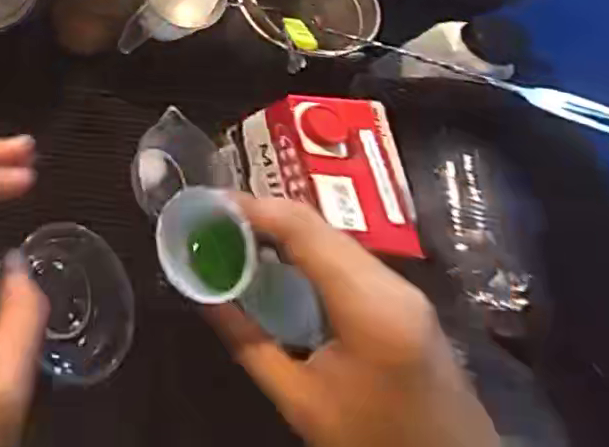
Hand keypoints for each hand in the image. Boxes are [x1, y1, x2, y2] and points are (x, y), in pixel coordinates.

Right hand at [203, 196, 498, 446]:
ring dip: (283, 228)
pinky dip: (305, 247)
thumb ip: (249, 344)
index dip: (253, 208)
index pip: (302, 229)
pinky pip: (345, 254)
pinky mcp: (405, 299)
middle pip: (317, 224)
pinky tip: (279, 261)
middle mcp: (391, 283)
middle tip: (216, 220)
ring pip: (331, 235)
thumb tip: (203, 297)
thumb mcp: (302, 404)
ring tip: (238, 236)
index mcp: (368, 306)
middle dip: (262, 214)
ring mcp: (404, 289)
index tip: (210, 204)